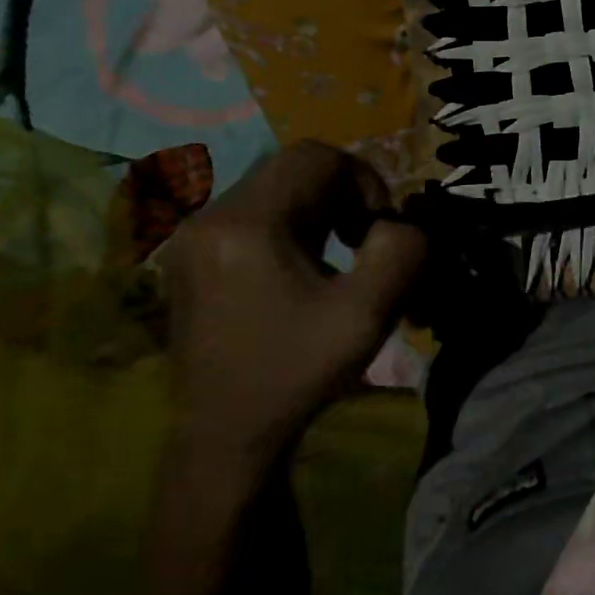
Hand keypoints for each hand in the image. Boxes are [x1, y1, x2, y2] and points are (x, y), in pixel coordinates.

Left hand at [154, 141, 426, 469]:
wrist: (224, 437)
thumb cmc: (295, 373)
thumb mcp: (367, 315)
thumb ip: (400, 252)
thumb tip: (397, 223)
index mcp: (247, 225)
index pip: (316, 157)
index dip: (362, 180)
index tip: (376, 228)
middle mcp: (211, 217)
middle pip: (294, 165)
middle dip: (343, 191)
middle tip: (363, 236)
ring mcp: (195, 236)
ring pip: (276, 185)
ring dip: (321, 205)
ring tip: (341, 249)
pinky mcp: (195, 255)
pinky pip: (257, 210)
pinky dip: (295, 220)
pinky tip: (307, 263)